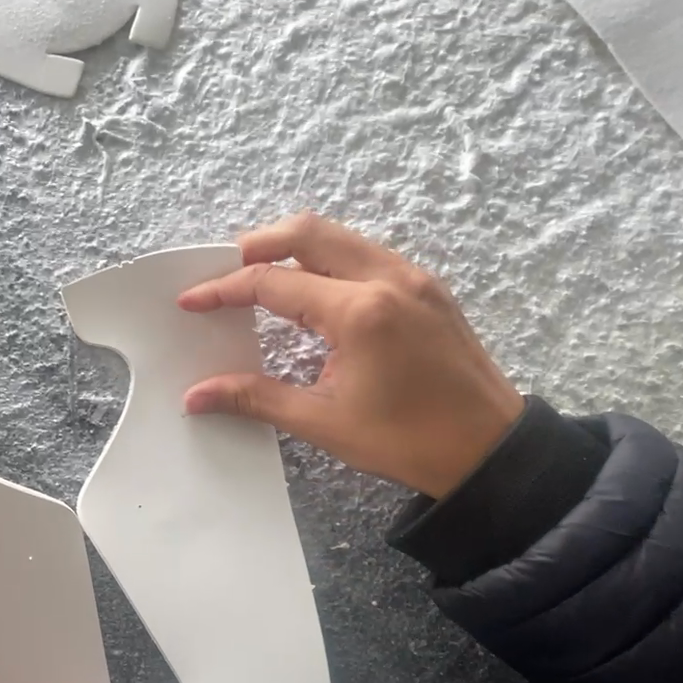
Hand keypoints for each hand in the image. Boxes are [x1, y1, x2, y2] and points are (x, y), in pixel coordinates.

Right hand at [178, 213, 523, 498]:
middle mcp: (388, 279)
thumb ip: (253, 397)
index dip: (224, 289)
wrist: (490, 451)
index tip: (191, 300)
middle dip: (257, 244)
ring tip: (258, 275)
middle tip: (222, 270)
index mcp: (361, 312)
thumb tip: (195, 396)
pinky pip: (364, 253)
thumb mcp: (321, 421)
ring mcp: (413, 278)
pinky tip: (309, 291)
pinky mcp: (426, 287)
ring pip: (339, 236)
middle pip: (308, 232)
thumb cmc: (406, 441)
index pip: (274, 281)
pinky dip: (326, 259)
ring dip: (292, 247)